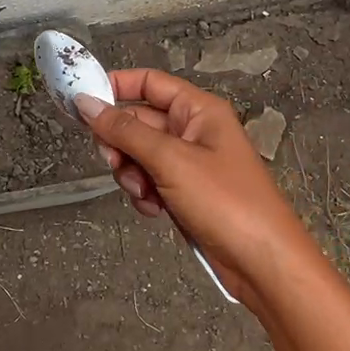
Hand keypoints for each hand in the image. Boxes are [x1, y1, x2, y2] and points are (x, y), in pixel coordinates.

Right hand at [75, 69, 319, 304]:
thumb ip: (123, 129)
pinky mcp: (186, 193)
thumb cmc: (225, 202)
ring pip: (138, 153)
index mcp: (198, 110)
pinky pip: (149, 180)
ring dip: (131, 172)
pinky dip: (144, 193)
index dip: (115, 87)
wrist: (266, 268)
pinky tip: (154, 210)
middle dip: (120, 143)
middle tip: (113, 161)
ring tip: (142, 193)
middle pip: (137, 120)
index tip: (82, 102)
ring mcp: (189, 163)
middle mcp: (193, 130)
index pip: (148, 82)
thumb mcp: (169, 160)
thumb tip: (84, 101)